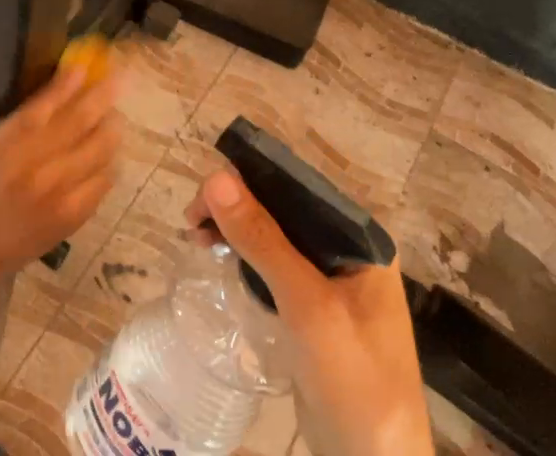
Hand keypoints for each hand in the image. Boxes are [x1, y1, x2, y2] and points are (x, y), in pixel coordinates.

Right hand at [0, 46, 121, 291]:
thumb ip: (13, 123)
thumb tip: (52, 99)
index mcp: (7, 144)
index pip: (49, 104)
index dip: (71, 82)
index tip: (86, 66)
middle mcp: (38, 166)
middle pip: (83, 123)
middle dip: (103, 98)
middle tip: (113, 85)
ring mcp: (58, 195)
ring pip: (101, 152)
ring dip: (110, 129)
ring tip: (111, 120)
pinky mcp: (71, 219)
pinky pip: (102, 184)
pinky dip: (107, 164)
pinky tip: (104, 157)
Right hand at [187, 171, 432, 455]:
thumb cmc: (353, 377)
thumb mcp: (306, 304)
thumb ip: (263, 240)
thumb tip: (216, 177)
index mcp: (363, 243)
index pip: (301, 189)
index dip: (250, 181)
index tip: (203, 194)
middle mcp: (351, 255)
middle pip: (285, 210)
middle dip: (236, 207)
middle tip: (191, 222)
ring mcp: (333, 284)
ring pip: (276, 237)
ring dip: (236, 230)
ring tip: (196, 238)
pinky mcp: (314, 310)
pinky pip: (274, 268)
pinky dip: (244, 258)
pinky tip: (220, 260)